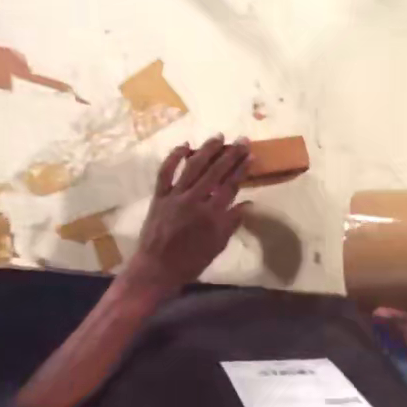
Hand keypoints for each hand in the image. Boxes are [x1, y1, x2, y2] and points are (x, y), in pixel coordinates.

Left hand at [116, 136, 250, 303]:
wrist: (156, 269)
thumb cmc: (190, 262)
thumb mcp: (217, 246)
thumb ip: (231, 223)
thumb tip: (247, 203)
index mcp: (211, 215)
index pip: (230, 186)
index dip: (242, 170)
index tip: (251, 156)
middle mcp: (194, 200)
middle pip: (215, 172)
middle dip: (230, 154)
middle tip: (242, 141)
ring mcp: (174, 196)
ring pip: (193, 167)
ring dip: (206, 150)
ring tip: (218, 137)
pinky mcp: (159, 196)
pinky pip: (165, 172)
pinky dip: (174, 157)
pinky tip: (184, 145)